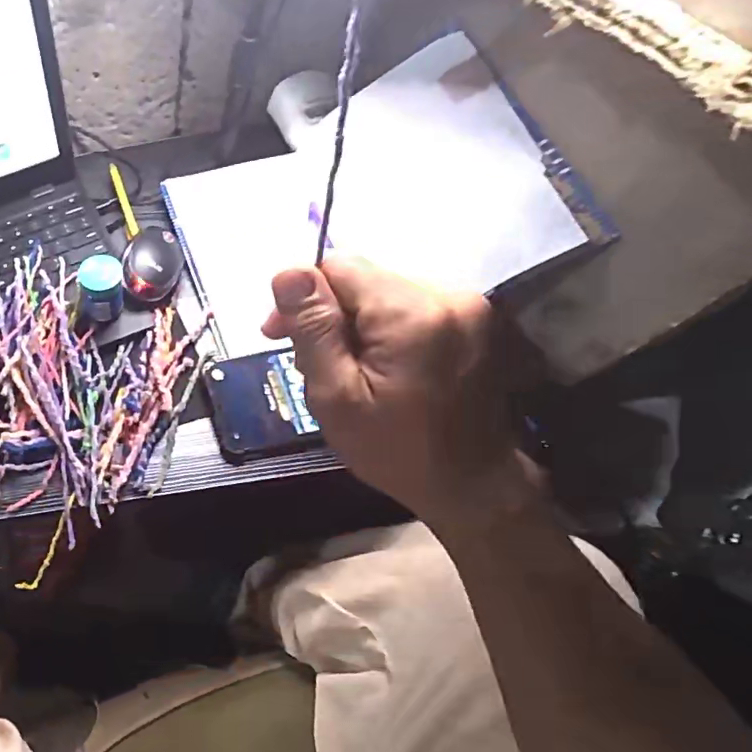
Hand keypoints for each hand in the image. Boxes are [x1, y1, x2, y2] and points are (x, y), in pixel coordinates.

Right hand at [262, 258, 531, 520]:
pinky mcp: (473, 320)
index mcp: (411, 313)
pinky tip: (375, 365)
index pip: (339, 267)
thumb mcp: (336, 396)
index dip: (302, 296)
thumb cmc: (395, 450)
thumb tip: (287, 273)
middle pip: (362, 278)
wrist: (472, 485)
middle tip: (307, 360)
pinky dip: (381, 329)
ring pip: (382, 292)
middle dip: (326, 313)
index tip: (279, 335)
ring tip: (343, 368)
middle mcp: (447, 295)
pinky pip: (407, 306)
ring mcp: (466, 306)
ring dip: (353, 323)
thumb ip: (313, 330)